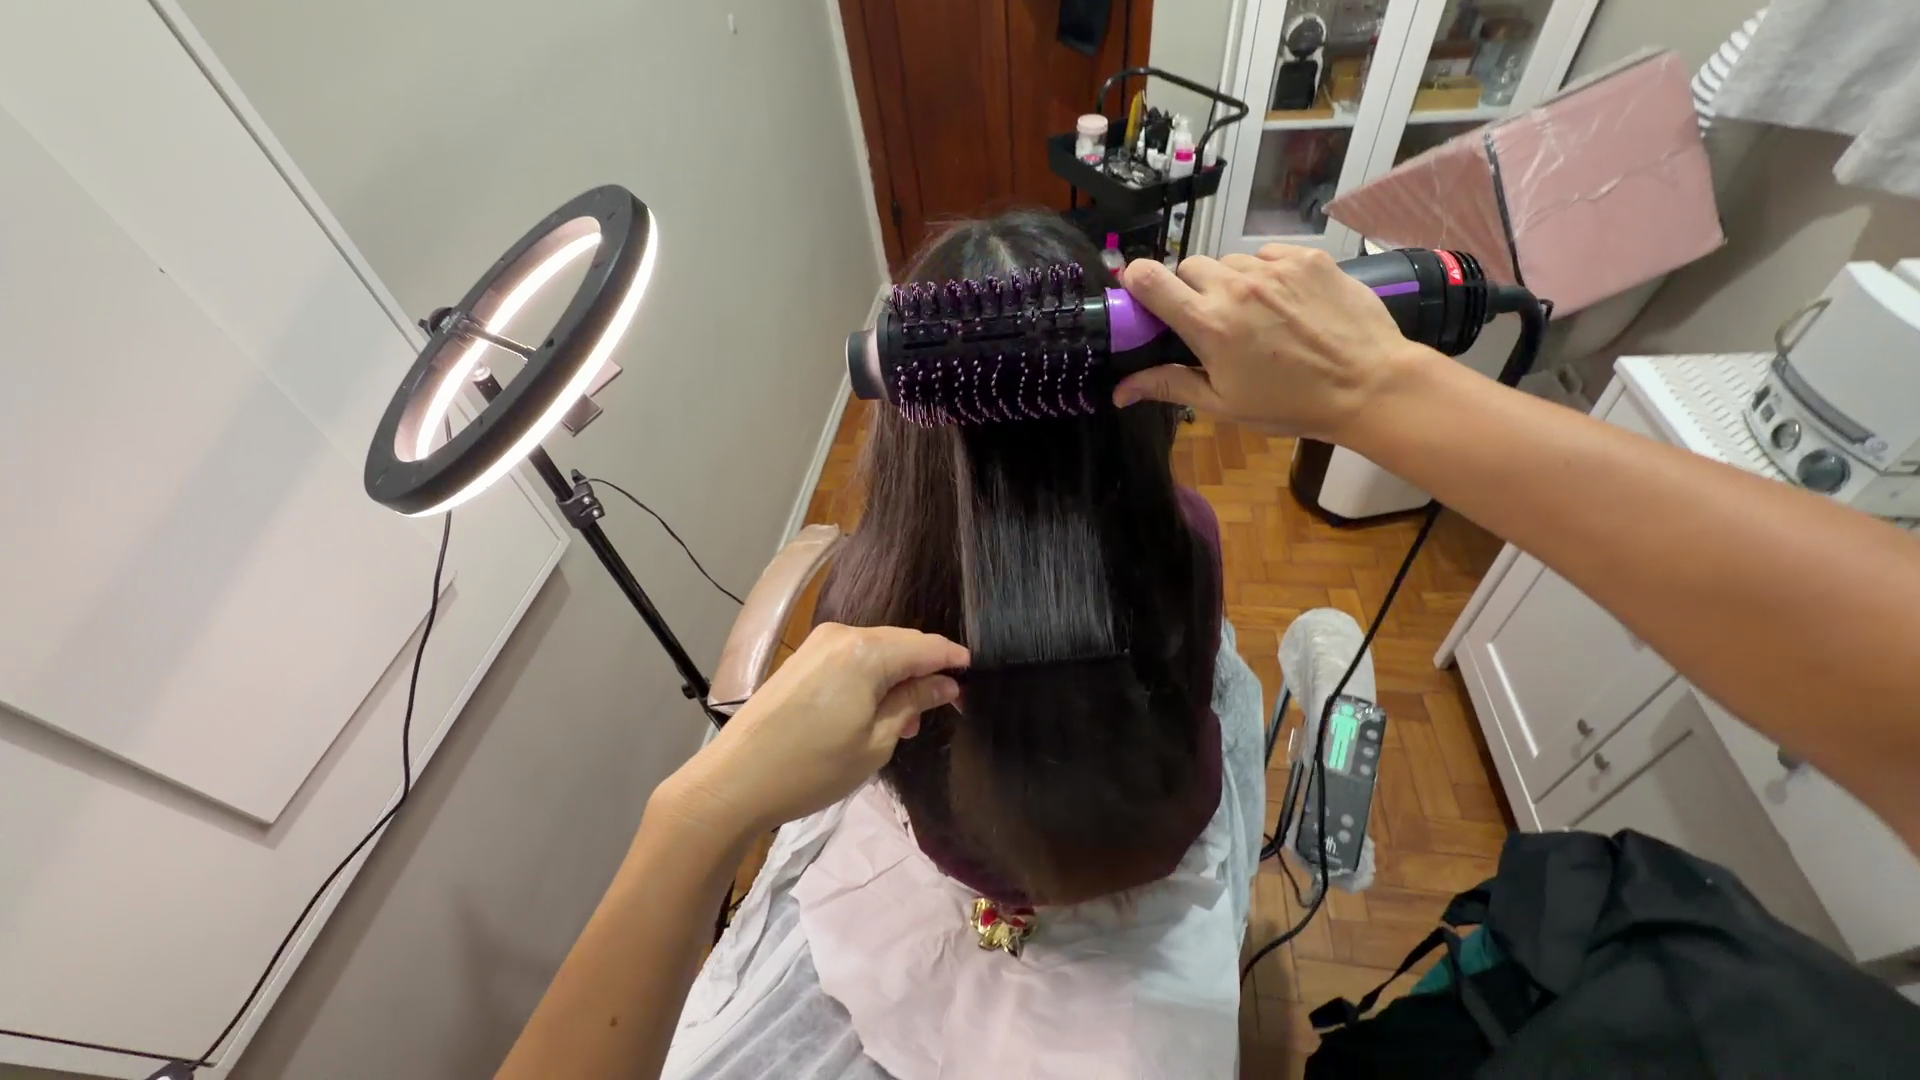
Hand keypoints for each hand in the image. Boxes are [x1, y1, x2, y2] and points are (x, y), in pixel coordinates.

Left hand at [659, 623, 967, 836]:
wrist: (734, 781)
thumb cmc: (812, 768)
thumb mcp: (875, 742)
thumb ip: (912, 703)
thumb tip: (944, 684)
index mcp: (866, 652)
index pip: (926, 645)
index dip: (953, 661)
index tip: (972, 680)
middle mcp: (842, 635)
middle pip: (901, 643)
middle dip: (924, 671)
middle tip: (938, 709)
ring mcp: (817, 644)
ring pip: (876, 650)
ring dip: (896, 677)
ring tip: (904, 720)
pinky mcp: (802, 659)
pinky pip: (851, 657)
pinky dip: (871, 677)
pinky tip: (874, 710)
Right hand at [1111, 245, 1435, 439]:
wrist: (1368, 385)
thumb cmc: (1290, 403)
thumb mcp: (1223, 403)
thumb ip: (1168, 386)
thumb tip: (1119, 391)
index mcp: (1209, 324)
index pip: (1150, 279)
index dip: (1136, 281)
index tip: (1140, 294)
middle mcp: (1236, 287)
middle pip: (1188, 267)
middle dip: (1188, 290)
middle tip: (1207, 320)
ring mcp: (1274, 268)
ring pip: (1228, 261)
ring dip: (1227, 282)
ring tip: (1251, 314)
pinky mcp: (1307, 258)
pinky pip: (1266, 255)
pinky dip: (1264, 273)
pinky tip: (1281, 302)